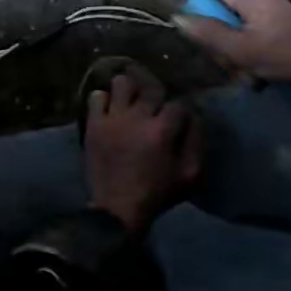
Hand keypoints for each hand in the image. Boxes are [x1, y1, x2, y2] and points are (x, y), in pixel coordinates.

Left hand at [85, 71, 202, 234]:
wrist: (117, 207)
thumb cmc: (156, 194)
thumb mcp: (189, 175)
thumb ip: (196, 143)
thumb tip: (194, 118)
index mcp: (161, 131)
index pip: (178, 104)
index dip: (181, 111)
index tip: (178, 119)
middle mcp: (137, 118)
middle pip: (150, 88)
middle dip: (156, 96)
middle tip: (154, 107)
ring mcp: (112, 119)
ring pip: (121, 84)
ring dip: (129, 90)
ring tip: (130, 101)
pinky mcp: (94, 124)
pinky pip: (96, 97)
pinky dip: (104, 100)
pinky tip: (110, 110)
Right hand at [177, 0, 290, 168]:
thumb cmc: (282, 57)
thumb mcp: (239, 48)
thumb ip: (207, 32)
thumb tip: (177, 17)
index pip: (215, 0)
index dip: (206, 19)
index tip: (208, 41)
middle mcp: (266, 1)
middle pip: (227, 18)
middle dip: (225, 43)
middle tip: (232, 64)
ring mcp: (278, 16)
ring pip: (241, 33)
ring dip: (239, 54)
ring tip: (248, 72)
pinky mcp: (286, 31)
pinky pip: (257, 39)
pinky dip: (254, 56)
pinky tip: (260, 73)